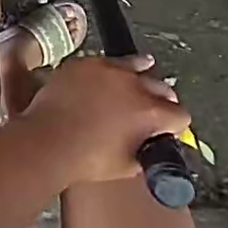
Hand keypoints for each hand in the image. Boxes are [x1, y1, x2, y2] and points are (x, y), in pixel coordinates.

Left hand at [20, 55, 189, 184]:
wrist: (48, 140)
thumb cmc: (84, 158)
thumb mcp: (127, 165)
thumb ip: (146, 153)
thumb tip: (149, 148)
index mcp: (149, 112)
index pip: (180, 115)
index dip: (177, 124)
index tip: (170, 127)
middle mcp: (133, 85)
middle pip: (162, 87)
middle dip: (163, 99)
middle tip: (156, 109)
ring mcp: (108, 70)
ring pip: (136, 64)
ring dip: (142, 73)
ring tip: (144, 73)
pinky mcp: (86, 63)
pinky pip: (107, 62)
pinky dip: (112, 69)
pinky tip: (110, 73)